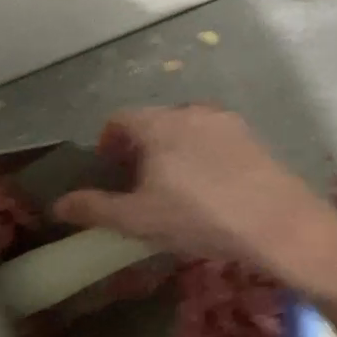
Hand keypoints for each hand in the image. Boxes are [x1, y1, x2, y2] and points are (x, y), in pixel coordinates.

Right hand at [53, 106, 336, 296]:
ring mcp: (227, 122)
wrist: (278, 224)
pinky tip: (212, 191)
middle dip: (140, 148)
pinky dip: (203, 157)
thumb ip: (95, 209)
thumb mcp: (139, 220)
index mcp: (158, 124)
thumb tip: (57, 204)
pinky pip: (215, 140)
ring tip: (176, 190)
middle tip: (139, 185)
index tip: (109, 170)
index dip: (108, 143)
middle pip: (153, 122)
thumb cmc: (199, 218)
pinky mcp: (253, 139)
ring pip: (186, 130)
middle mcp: (191, 111)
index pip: (120, 119)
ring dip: (173, 151)